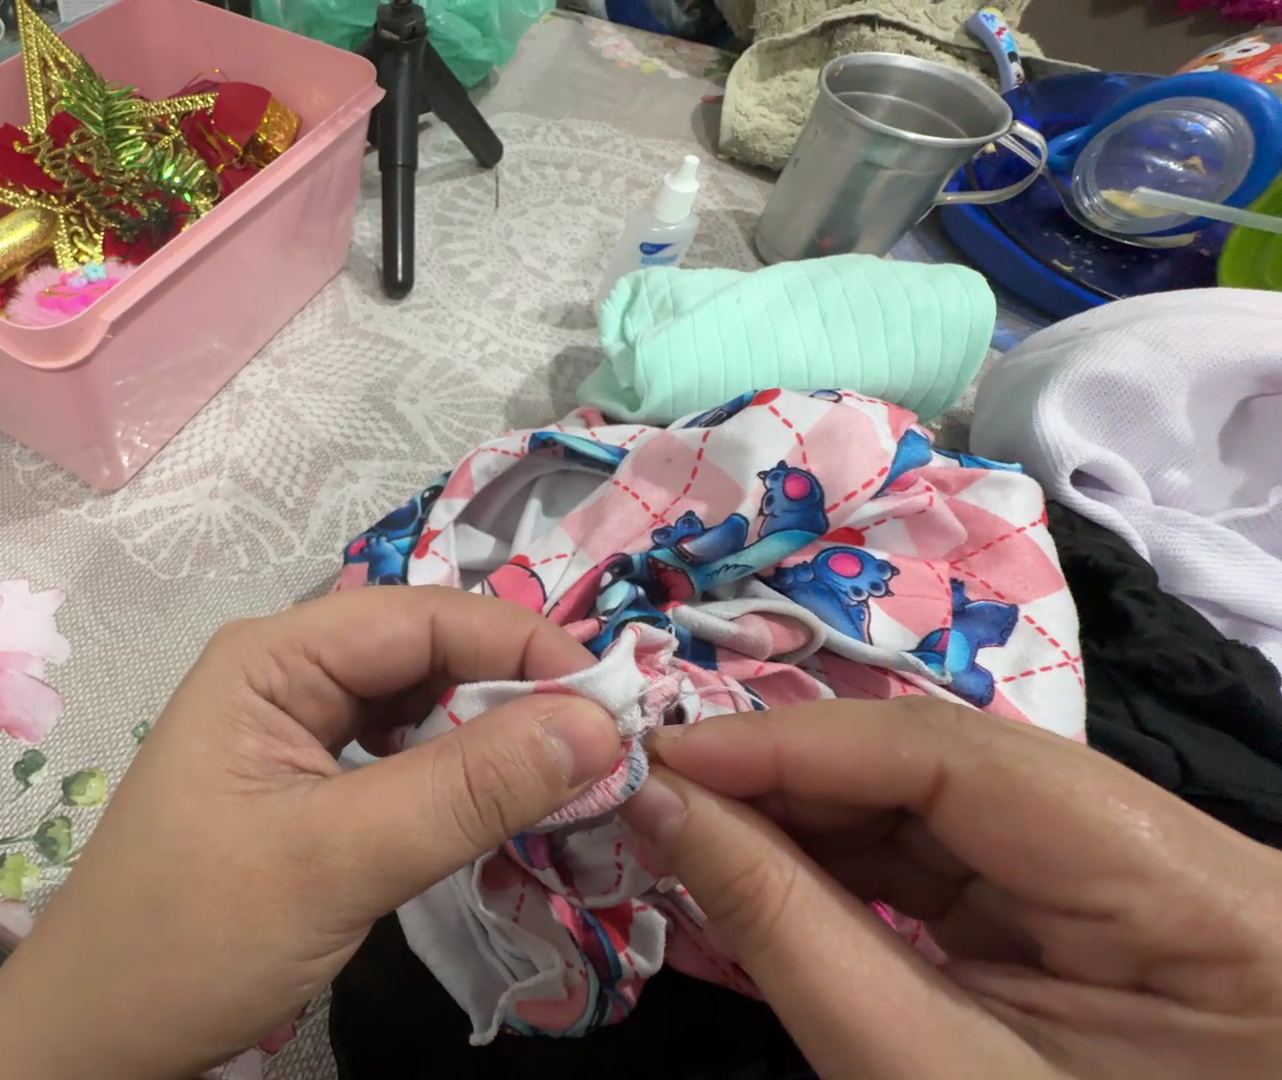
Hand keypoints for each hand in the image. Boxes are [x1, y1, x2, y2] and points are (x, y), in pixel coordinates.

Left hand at [0, 587, 620, 1078]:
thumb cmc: (193, 937)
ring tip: (564, 772)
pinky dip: (454, 769)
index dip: (521, 644)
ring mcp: (295, 721)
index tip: (614, 701)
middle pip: (422, 652)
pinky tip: (493, 798)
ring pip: (417, 700)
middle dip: (512, 689)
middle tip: (604, 746)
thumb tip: (594, 727)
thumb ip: (466, 789)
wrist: (98, 1032)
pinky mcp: (306, 773)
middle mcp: (285, 669)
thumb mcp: (338, 860)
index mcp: (273, 655)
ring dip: (489, 731)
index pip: (421, 618)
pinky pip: (398, 749)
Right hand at [619, 699, 1281, 1078]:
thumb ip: (772, 914)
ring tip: (696, 826)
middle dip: (781, 777)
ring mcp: (1138, 880)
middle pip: (938, 766)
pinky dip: (834, 855)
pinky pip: (935, 848)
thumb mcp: (909, 1068)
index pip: (960, 758)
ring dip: (796, 812)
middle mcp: (1189, 860)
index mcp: (1213, 904)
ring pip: (925, 798)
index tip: (664, 754)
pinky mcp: (1084, 908)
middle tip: (663, 790)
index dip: (791, 743)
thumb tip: (649, 795)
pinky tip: (763, 862)